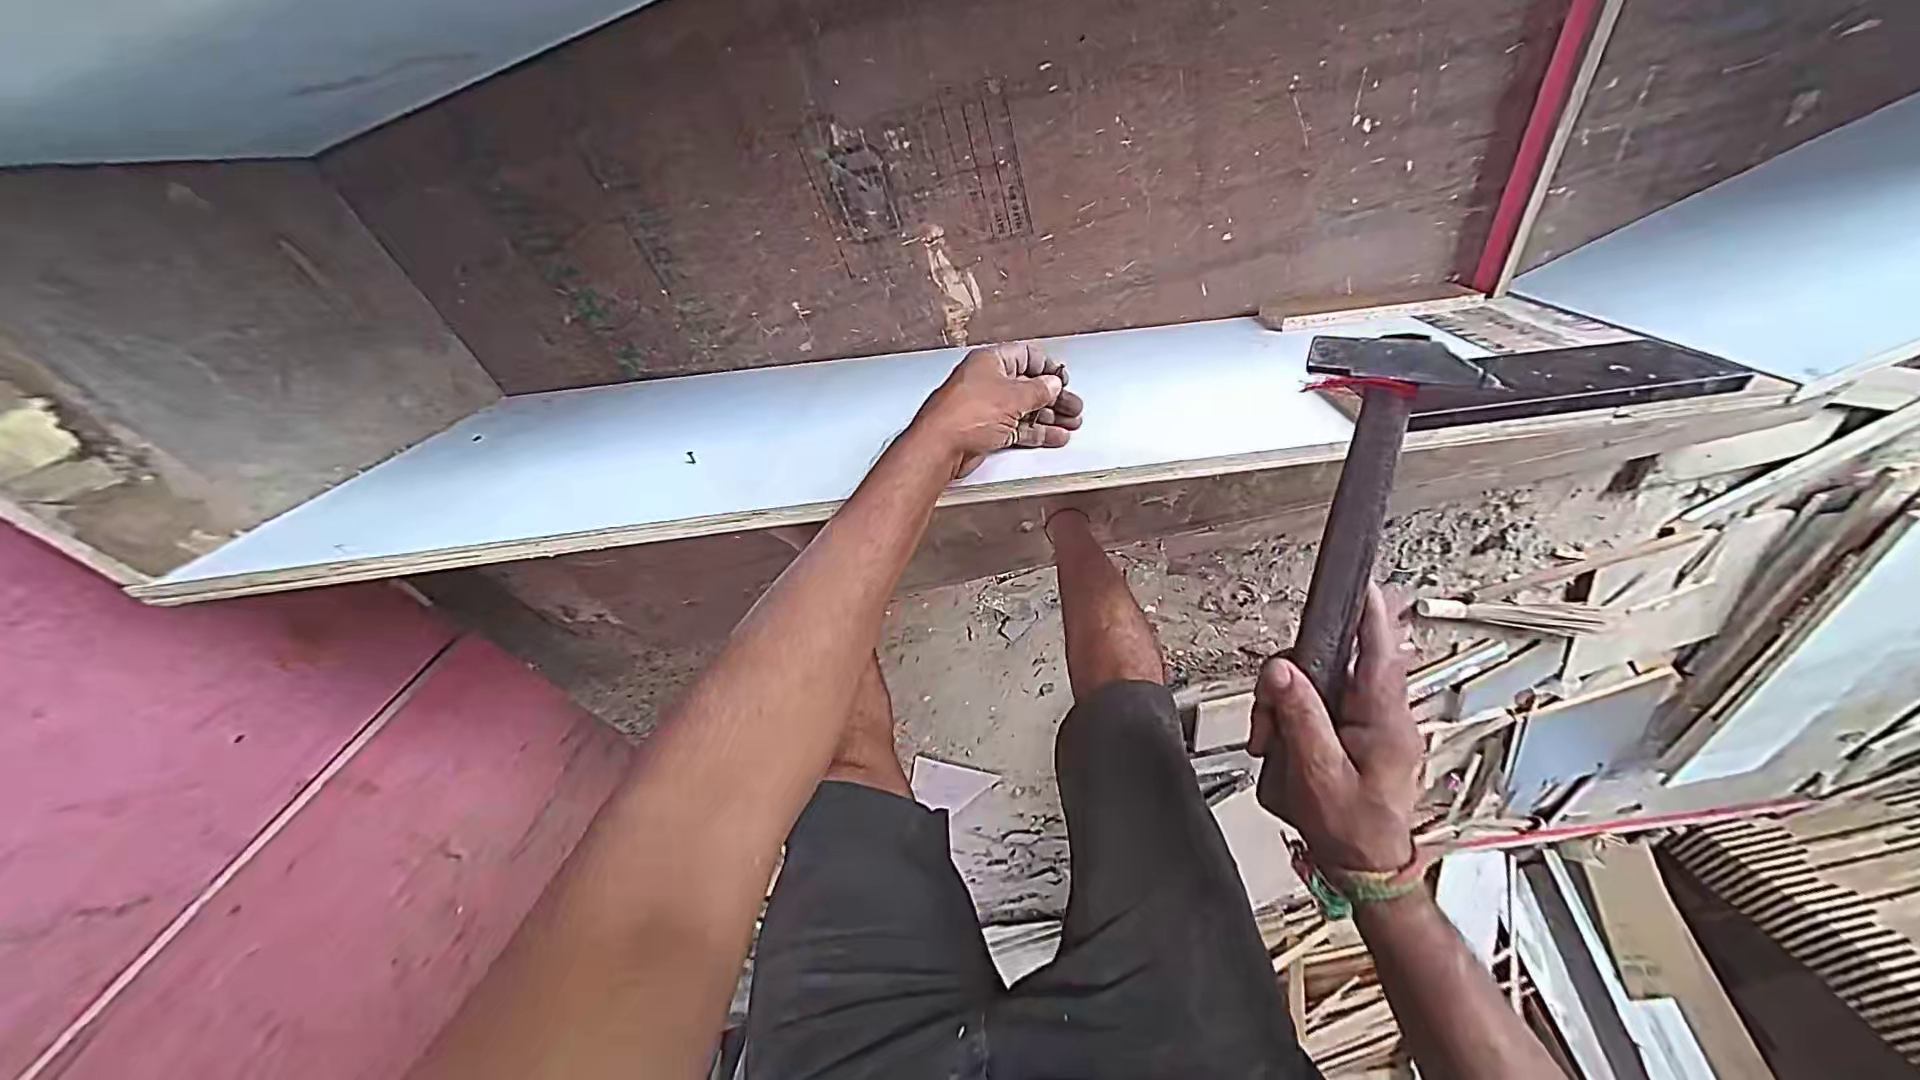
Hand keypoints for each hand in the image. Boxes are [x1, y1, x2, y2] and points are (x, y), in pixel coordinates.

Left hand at [912, 343, 1084, 477]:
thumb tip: (1052, 384)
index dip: (1048, 368)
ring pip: (1024, 410)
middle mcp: (987, 383)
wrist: (940, 447)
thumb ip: (1037, 390)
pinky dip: (1036, 433)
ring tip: (1070, 423)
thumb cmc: (962, 415)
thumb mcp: (1012, 396)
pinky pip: (1017, 429)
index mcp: (990, 362)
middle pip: (1028, 386)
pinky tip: (1054, 436)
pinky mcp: (985, 431)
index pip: (1026, 357)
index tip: (1063, 380)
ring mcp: (986, 408)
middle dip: (1054, 398)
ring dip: (1049, 417)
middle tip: (1073, 407)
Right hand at [1248, 584, 1421, 872]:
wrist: (1363, 866)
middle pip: (1324, 665)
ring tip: (1272, 745)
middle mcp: (1377, 714)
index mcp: (1383, 721)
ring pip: (1309, 683)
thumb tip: (1282, 669)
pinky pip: (1309, 705)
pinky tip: (1279, 746)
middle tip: (1268, 723)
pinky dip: (1286, 720)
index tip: (1363, 583)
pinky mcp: (1348, 731)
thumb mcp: (1318, 774)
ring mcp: (1363, 722)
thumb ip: (1300, 717)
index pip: (1378, 653)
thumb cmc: (1351, 828)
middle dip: (1285, 686)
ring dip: (1281, 708)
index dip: (1370, 615)